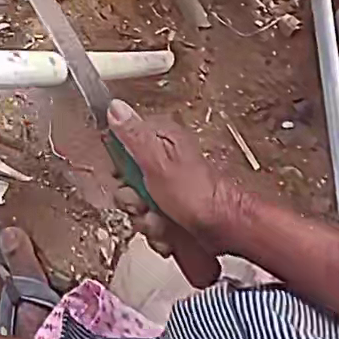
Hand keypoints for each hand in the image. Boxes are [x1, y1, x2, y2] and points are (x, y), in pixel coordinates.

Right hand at [108, 99, 249, 260]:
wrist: (224, 226)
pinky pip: (150, 223)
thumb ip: (133, 134)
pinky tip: (169, 230)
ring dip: (146, 219)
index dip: (118, 165)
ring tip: (162, 218)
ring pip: (136, 206)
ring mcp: (167, 187)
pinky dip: (158, 232)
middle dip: (132, 199)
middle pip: (125, 181)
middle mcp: (163, 161)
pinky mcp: (171, 210)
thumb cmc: (199, 192)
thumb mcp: (157, 160)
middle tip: (146, 201)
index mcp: (160, 140)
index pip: (121, 144)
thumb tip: (114, 106)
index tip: (124, 175)